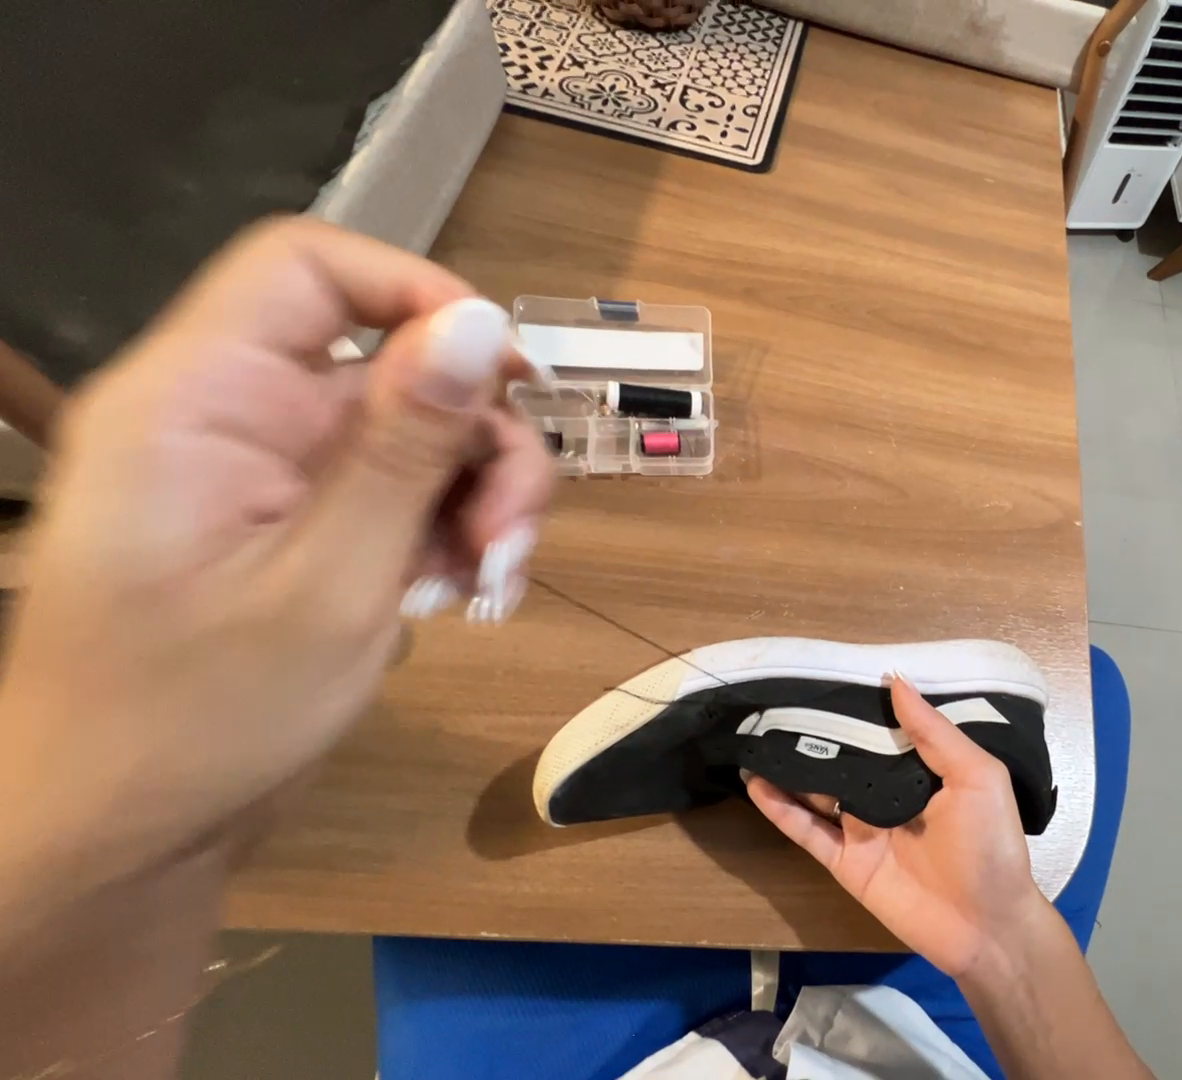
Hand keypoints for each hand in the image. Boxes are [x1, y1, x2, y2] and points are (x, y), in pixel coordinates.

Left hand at [0, 217, 552, 908]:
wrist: (132, 828)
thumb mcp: (334, 579)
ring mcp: (290, 470)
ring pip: (433, 433)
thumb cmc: (204, 714)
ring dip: (488, 500)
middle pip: (406, 368)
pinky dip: (463, 533)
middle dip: (486, 444)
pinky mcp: (322, 515)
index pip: (313, 269)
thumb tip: (480, 326)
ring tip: (491, 581)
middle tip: (511, 538)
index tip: (512, 379)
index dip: (423, 295)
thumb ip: (407, 446)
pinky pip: (422, 489)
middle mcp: (248, 415)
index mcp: (205, 401)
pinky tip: (464, 592)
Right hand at [746, 677, 1053, 977]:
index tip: (830, 676)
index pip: (884, 729)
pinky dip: (780, 809)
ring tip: (757, 734)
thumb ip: (935, 732)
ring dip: (790, 765)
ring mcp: (863, 828)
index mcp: (923, 770)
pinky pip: (807, 831)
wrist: (986, 927)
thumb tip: (896, 680)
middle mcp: (889, 794)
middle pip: (845, 756)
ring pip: (818, 789)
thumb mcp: (977, 777)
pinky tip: (755, 783)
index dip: (861, 706)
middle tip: (780, 699)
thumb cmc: (990, 845)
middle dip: (818, 731)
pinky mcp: (846, 861)